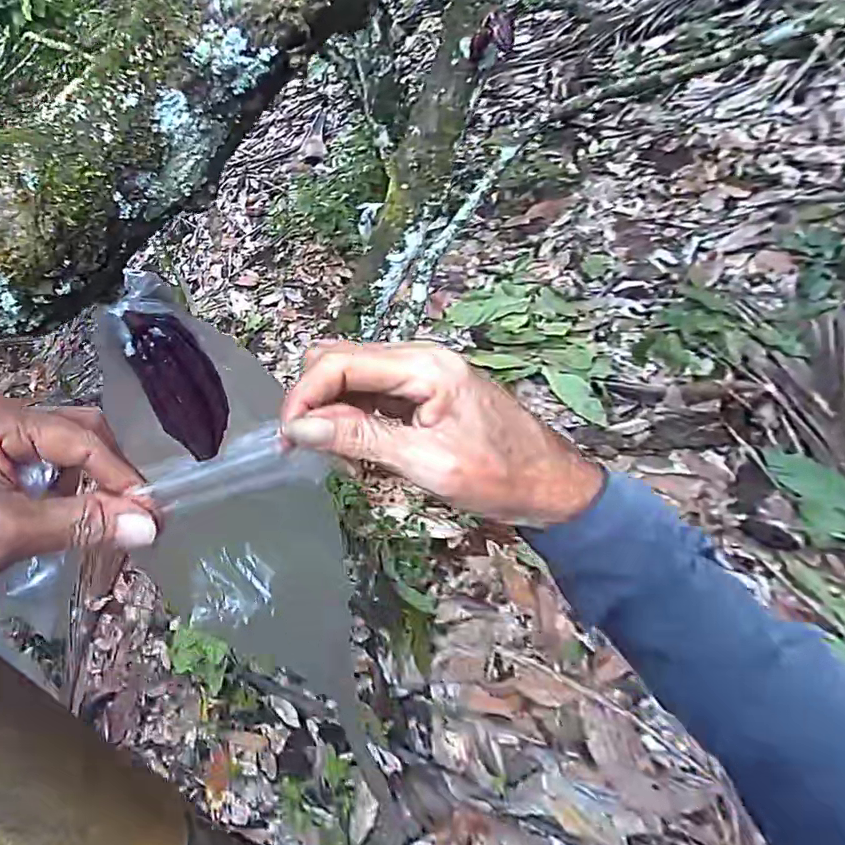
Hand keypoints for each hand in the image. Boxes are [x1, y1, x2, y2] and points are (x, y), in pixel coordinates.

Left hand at [0, 395, 157, 601]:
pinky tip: (78, 514)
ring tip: (113, 519)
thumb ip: (81, 523)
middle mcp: (2, 413)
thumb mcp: (9, 534)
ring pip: (66, 446)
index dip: (121, 475)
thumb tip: (149, 525)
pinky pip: (47, 462)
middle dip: (111, 473)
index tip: (153, 514)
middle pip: (78, 431)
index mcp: (1, 417)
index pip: (80, 437)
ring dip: (93, 481)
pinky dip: (70, 488)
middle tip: (138, 516)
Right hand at [279, 341, 604, 525]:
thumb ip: (360, 438)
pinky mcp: (418, 388)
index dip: (303, 394)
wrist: (556, 487)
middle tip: (304, 446)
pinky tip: (355, 448)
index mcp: (423, 365)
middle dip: (311, 399)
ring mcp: (417, 371)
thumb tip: (300, 427)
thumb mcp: (427, 462)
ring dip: (328, 410)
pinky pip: (367, 392)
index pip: (338, 362)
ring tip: (334, 454)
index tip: (287, 435)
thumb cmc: (502, 477)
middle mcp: (416, 357)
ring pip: (348, 375)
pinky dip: (349, 416)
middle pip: (337, 360)